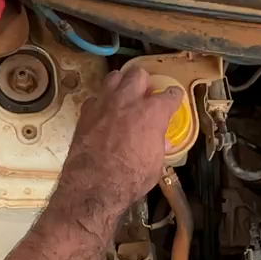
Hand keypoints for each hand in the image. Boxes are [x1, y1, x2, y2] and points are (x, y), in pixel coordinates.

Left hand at [48, 66, 183, 237]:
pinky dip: (102, 103)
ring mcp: (105, 103)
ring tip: (124, 96)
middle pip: (139, 74)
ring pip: (115, 76)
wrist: (95, 184)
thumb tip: (162, 142)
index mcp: (153, 112)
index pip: (170, 96)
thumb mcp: (155, 165)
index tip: (174, 98)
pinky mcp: (86, 111)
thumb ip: (158, 147)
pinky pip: (96, 97)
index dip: (174, 97)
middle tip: (146, 94)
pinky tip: (104, 113)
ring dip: (122, 83)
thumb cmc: (131, 178)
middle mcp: (129, 100)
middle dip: (144, 82)